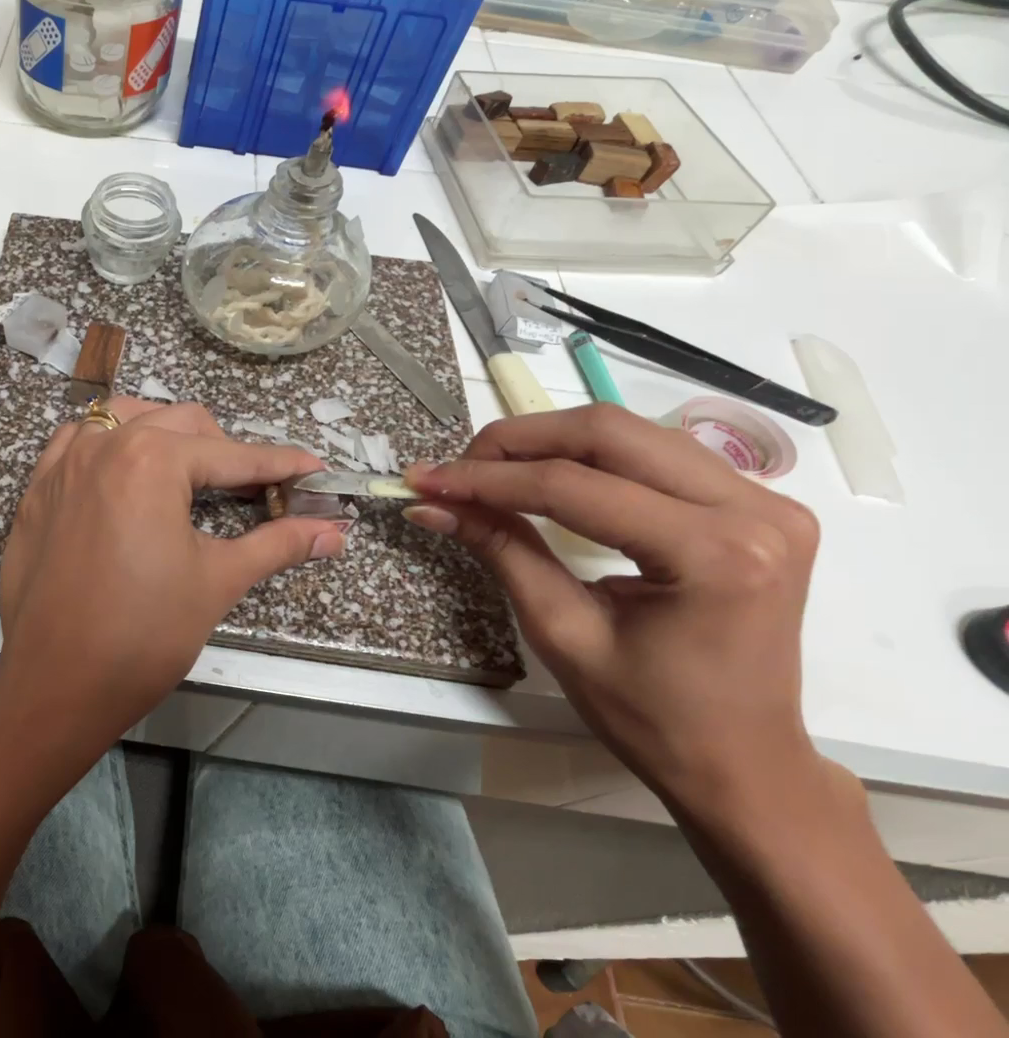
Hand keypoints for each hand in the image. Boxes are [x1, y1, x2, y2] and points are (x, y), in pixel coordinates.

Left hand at [0, 398, 344, 753]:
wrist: (56, 684)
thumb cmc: (143, 634)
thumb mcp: (217, 582)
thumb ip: (277, 544)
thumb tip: (333, 531)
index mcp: (151, 460)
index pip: (232, 455)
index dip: (279, 466)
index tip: (313, 471)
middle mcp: (102, 446)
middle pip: (180, 424)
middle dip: (224, 450)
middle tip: (252, 491)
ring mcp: (61, 466)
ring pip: (121, 419)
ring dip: (162, 434)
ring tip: (188, 473)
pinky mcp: (35, 493)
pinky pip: (74, 444)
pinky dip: (106, 446)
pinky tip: (122, 476)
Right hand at [401, 404, 822, 805]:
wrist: (740, 758)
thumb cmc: (649, 715)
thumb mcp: (562, 632)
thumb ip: (503, 552)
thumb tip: (431, 505)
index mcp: (714, 554)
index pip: (574, 488)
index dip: (488, 480)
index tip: (425, 482)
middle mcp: (754, 510)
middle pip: (611, 433)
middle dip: (518, 441)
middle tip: (456, 468)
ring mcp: (766, 501)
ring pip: (633, 433)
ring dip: (550, 442)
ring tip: (488, 470)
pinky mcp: (758, 504)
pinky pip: (658, 455)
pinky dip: (591, 458)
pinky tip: (546, 475)